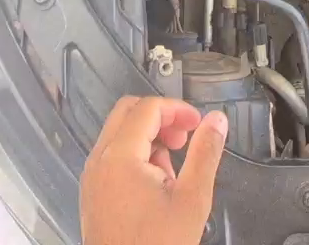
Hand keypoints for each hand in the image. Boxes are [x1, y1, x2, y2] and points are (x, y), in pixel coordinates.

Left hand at [80, 96, 228, 244]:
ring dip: (148, 138)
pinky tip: (155, 186)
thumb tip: (217, 121)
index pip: (148, 108)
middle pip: (128, 112)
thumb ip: (205, 153)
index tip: (198, 123)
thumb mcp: (192, 199)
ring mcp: (92, 178)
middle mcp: (99, 161)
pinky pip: (112, 157)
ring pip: (119, 133)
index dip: (177, 109)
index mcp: (119, 156)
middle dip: (160, 118)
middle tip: (184, 137)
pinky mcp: (92, 194)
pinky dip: (134, 156)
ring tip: (172, 171)